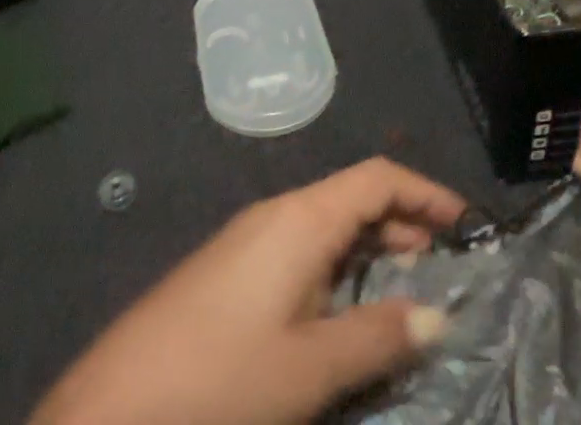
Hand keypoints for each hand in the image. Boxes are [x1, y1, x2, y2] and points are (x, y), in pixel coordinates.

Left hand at [28, 158, 464, 424]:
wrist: (111, 408)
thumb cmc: (222, 378)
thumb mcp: (312, 366)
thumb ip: (379, 336)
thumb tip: (438, 317)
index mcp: (299, 220)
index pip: (376, 178)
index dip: (427, 193)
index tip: (469, 225)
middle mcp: (273, 217)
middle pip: (352, 199)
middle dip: (404, 223)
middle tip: (448, 266)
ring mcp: (245, 244)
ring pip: (325, 228)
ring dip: (371, 250)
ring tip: (407, 289)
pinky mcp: (227, 275)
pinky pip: (298, 254)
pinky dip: (337, 270)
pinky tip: (345, 313)